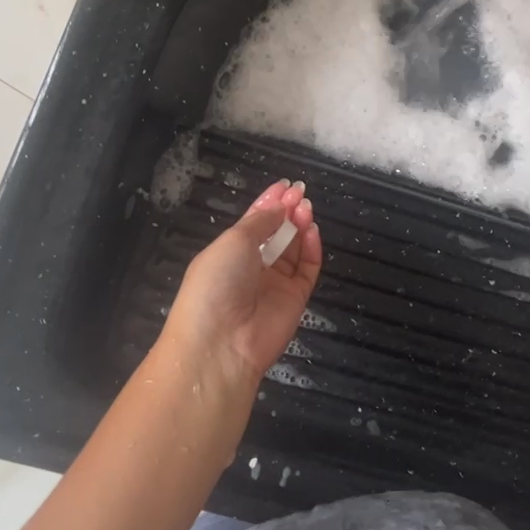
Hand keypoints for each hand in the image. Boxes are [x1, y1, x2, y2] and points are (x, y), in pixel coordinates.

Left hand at [159, 179, 323, 390]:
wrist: (221, 343)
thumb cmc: (216, 283)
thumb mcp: (232, 241)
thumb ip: (260, 220)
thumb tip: (280, 206)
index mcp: (229, 252)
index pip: (254, 222)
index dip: (269, 203)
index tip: (285, 186)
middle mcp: (252, 267)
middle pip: (276, 233)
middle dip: (287, 211)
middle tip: (300, 193)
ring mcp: (274, 284)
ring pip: (294, 248)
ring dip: (300, 226)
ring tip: (306, 208)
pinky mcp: (295, 299)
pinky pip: (308, 269)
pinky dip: (312, 249)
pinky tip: (313, 231)